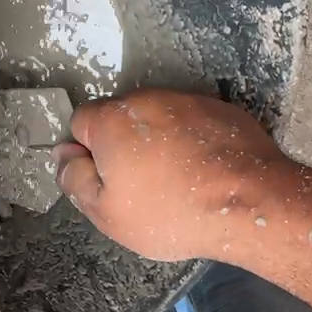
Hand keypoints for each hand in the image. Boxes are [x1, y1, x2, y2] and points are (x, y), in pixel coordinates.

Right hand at [55, 90, 299, 261]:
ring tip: (177, 183)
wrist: (249, 204)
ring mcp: (188, 101)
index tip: (106, 181)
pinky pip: (192, 125)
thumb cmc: (170, 213)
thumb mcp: (106, 212)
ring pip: (158, 120)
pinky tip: (204, 174)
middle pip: (121, 119)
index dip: (86, 152)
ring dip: (159, 144)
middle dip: (123, 147)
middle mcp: (147, 99)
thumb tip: (63, 157)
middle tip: (141, 188)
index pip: (80, 122)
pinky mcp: (222, 110)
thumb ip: (75, 180)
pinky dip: (192, 143)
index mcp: (112, 120)